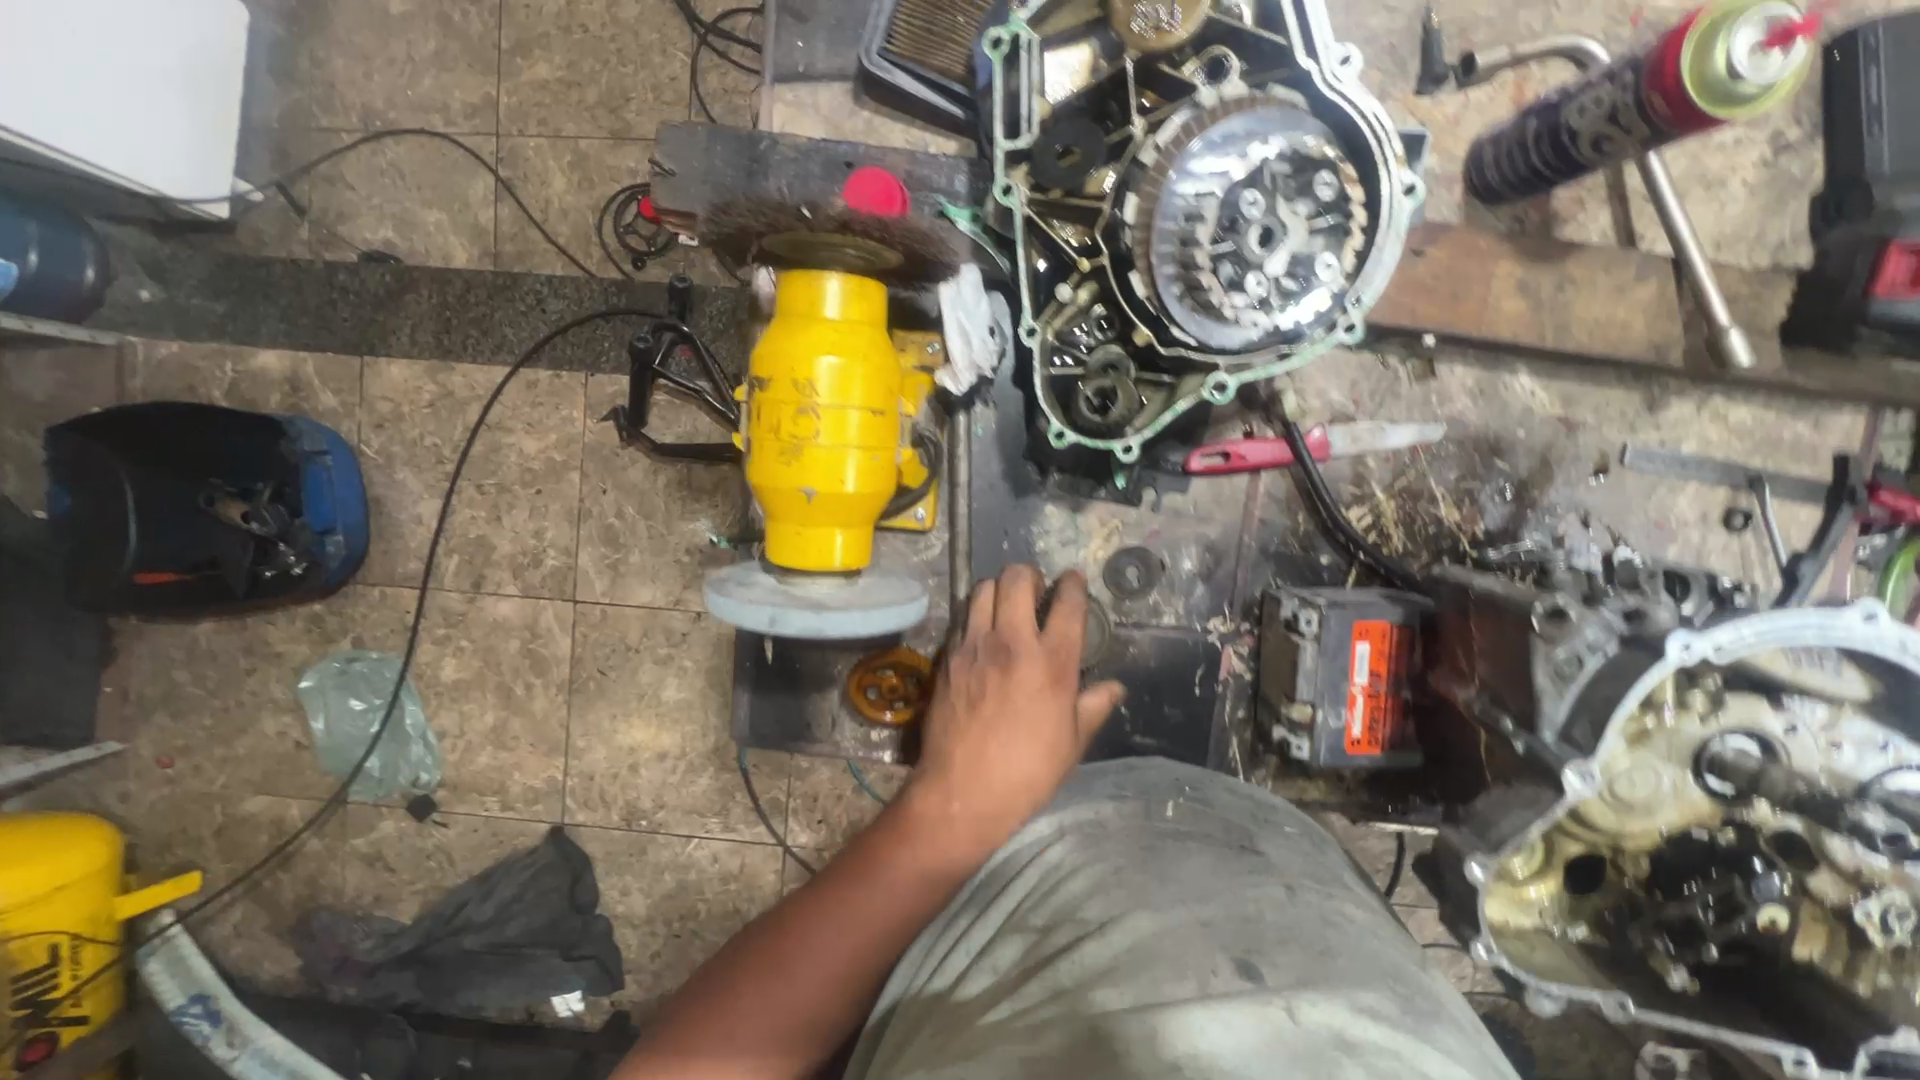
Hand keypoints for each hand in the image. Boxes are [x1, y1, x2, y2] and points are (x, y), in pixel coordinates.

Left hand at [901, 565, 1125, 856]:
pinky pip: (961, 619)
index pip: (1068, 603)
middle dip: (1030, 575)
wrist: (963, 791)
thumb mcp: (1072, 742)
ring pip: (982, 589)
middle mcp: (1012, 643)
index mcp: (1053, 662)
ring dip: (998, 590)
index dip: (1074, 584)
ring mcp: (974, 647)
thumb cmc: (1028, 772)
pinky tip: (980, 635)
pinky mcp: (947, 659)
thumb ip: (1094, 705)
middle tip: (1035, 590)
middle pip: (1017, 579)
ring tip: (1005, 605)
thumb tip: (1115, 687)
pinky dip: (974, 616)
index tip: (1074, 581)